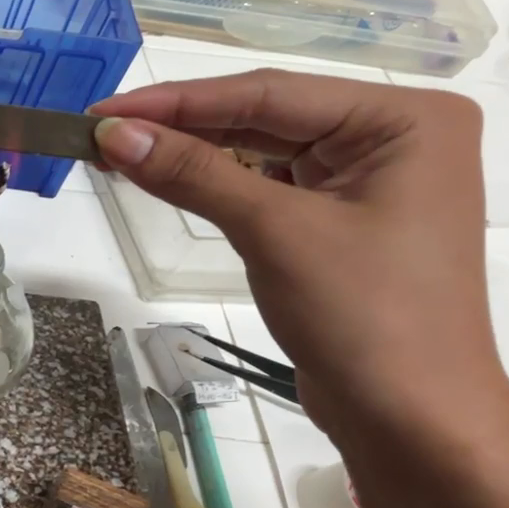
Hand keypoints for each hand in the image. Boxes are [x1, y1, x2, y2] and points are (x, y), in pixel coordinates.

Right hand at [89, 71, 508, 446]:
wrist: (408, 412)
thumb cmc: (361, 313)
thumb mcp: (274, 232)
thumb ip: (194, 175)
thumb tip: (114, 136)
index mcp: (403, 118)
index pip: (268, 95)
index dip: (176, 102)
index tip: (101, 114)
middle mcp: (391, 136)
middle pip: (265, 118)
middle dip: (180, 126)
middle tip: (99, 134)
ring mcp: (366, 181)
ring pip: (261, 152)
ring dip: (192, 154)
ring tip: (119, 154)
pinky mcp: (339, 221)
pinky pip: (267, 187)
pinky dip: (216, 184)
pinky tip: (170, 179)